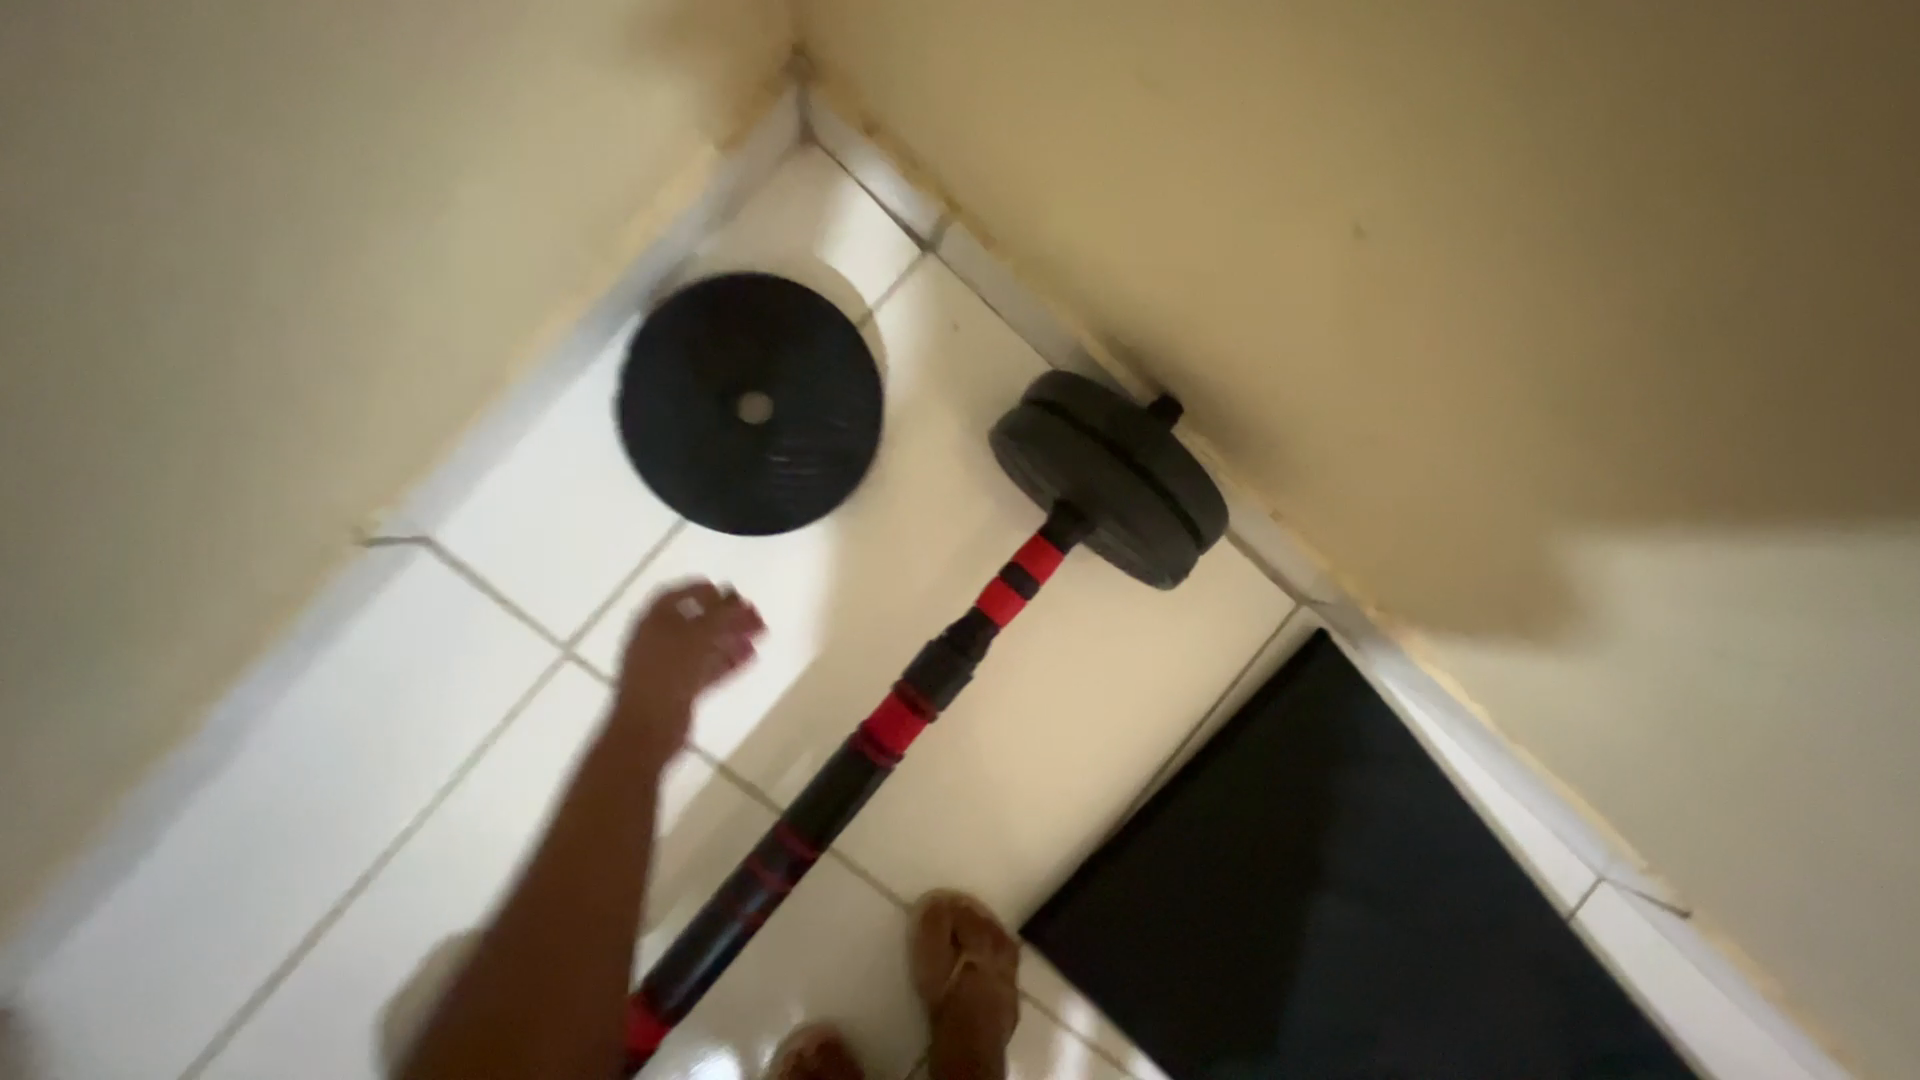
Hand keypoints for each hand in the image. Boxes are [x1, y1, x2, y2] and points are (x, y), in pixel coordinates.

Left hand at [610, 581, 764, 763]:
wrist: (648, 728)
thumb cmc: (670, 672)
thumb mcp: (699, 636)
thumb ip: (722, 615)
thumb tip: (739, 601)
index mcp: (653, 620)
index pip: (679, 594)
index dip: (705, 590)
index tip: (732, 593)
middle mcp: (657, 639)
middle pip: (697, 620)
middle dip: (728, 617)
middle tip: (755, 616)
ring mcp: (666, 666)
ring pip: (704, 646)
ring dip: (732, 639)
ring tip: (760, 637)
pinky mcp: (677, 689)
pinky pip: (706, 668)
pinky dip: (727, 661)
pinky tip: (750, 658)